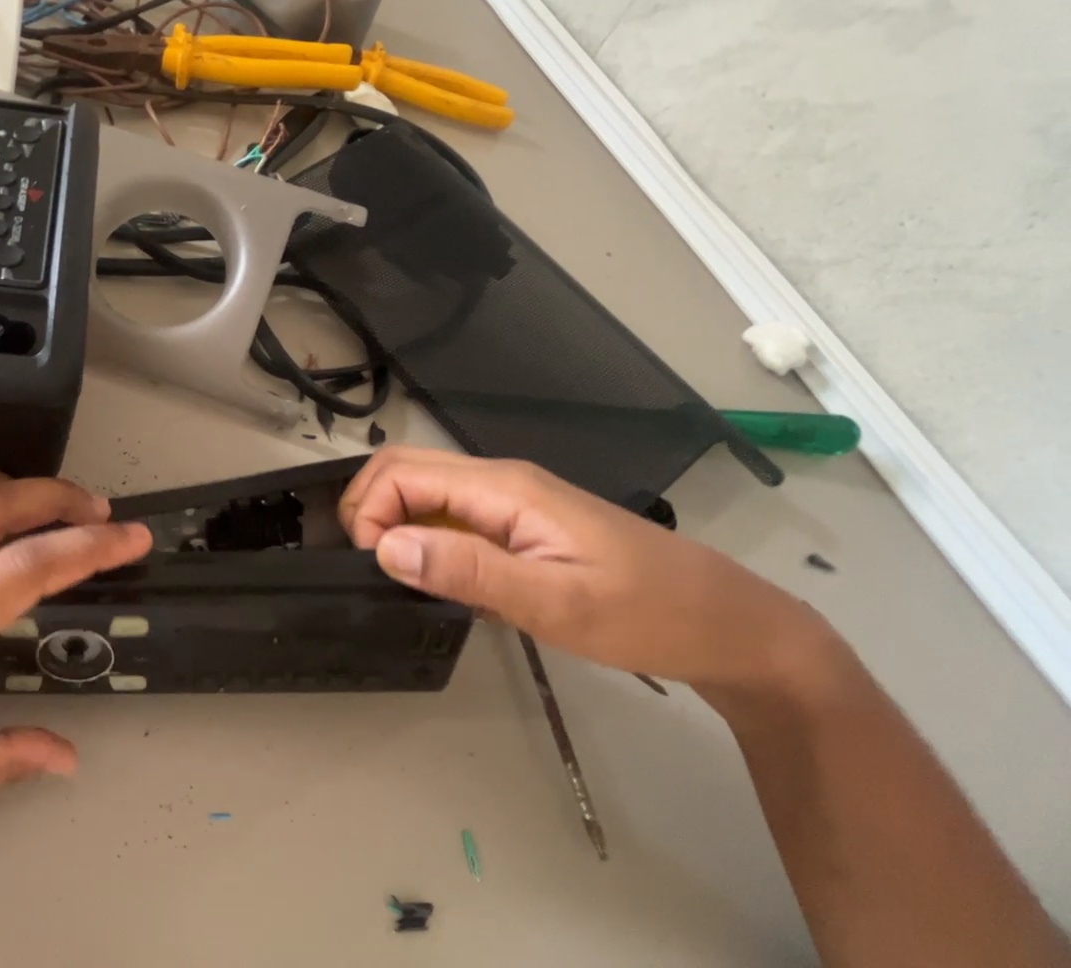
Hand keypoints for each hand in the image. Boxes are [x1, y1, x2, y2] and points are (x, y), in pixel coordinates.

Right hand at [339, 447, 831, 691]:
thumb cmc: (648, 615)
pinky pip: (451, 518)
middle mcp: (501, 482)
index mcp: (505, 489)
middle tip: (376, 573)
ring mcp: (512, 502)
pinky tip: (442, 584)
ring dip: (396, 527)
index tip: (375, 570)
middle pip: (405, 470)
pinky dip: (426, 543)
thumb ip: (468, 570)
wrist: (729, 627)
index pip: (401, 473)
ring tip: (404, 583)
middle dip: (370, 512)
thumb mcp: (556, 602)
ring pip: (425, 492)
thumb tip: (386, 547)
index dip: (370, 514)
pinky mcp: (521, 525)